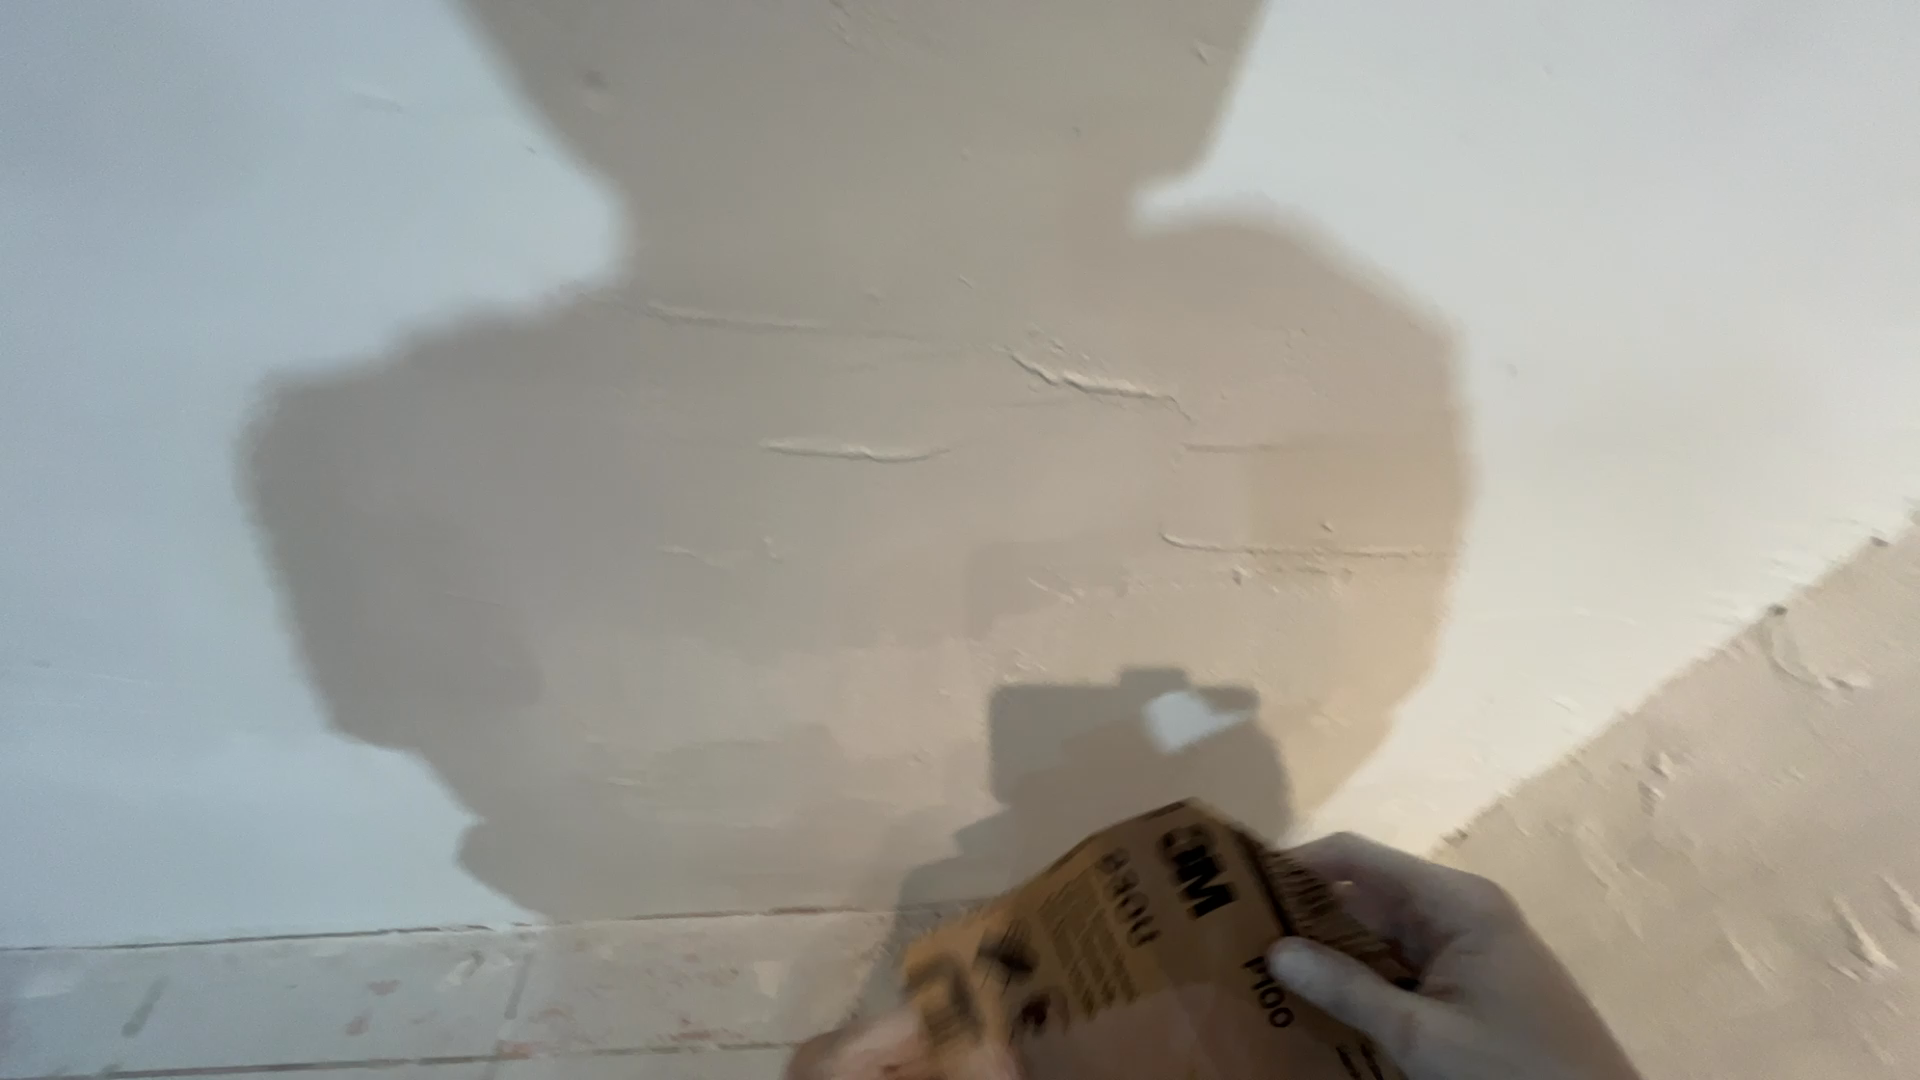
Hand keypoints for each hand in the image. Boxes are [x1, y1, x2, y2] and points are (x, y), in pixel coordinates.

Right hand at [1269, 833, 1641, 1079]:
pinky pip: (1399, 964)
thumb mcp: (1425, 1040)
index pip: (1354, 856)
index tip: (1245, 887)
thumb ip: (1347, 989)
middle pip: (1362, 893)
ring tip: (1272, 967)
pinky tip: (1325, 1001)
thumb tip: (1272, 949)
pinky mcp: (1473, 981)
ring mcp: (1467, 946)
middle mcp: (1458, 909)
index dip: (1297, 864)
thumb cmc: (1522, 1077)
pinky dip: (1362, 978)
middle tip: (1248, 936)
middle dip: (1306, 915)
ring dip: (1331, 951)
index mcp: (1455, 901)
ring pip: (1376, 932)